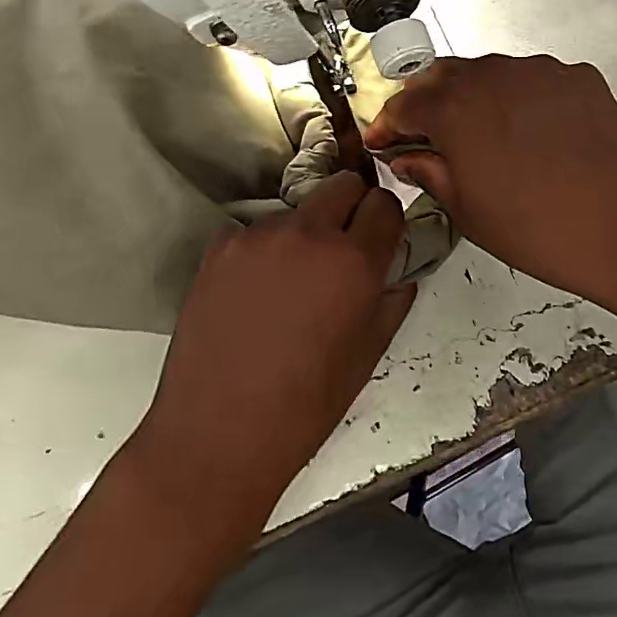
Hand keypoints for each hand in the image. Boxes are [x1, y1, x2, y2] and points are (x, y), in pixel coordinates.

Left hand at [133, 174, 416, 516]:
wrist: (220, 431)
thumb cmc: (306, 404)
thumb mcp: (369, 354)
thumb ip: (391, 301)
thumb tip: (397, 275)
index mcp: (355, 263)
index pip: (386, 203)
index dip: (387, 219)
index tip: (382, 236)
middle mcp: (308, 236)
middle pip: (343, 186)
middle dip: (353, 207)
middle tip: (345, 247)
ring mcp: (258, 238)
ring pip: (297, 211)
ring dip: (305, 232)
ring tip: (294, 282)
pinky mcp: (219, 249)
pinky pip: (255, 232)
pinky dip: (265, 250)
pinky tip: (257, 292)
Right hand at [362, 55, 616, 311]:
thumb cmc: (548, 229)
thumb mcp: (469, 211)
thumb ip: (430, 173)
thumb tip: (410, 158)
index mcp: (457, 111)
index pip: (404, 104)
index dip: (387, 123)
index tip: (385, 138)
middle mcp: (496, 79)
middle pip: (443, 77)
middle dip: (425, 103)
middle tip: (422, 133)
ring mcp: (540, 73)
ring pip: (489, 73)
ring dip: (473, 97)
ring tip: (477, 135)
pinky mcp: (576, 78)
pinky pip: (532, 78)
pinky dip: (518, 98)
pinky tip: (524, 132)